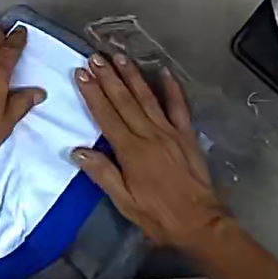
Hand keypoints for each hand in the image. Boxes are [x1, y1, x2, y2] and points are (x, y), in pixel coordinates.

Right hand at [69, 53, 232, 251]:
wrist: (199, 221)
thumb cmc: (158, 215)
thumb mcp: (124, 202)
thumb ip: (102, 174)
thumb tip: (78, 151)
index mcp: (131, 151)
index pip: (106, 116)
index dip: (93, 94)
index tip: (82, 74)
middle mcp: (150, 134)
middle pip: (125, 100)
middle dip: (108, 77)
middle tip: (96, 57)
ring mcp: (170, 131)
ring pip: (147, 97)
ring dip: (132, 75)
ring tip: (119, 57)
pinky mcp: (186, 133)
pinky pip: (178, 105)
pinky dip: (172, 87)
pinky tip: (164, 71)